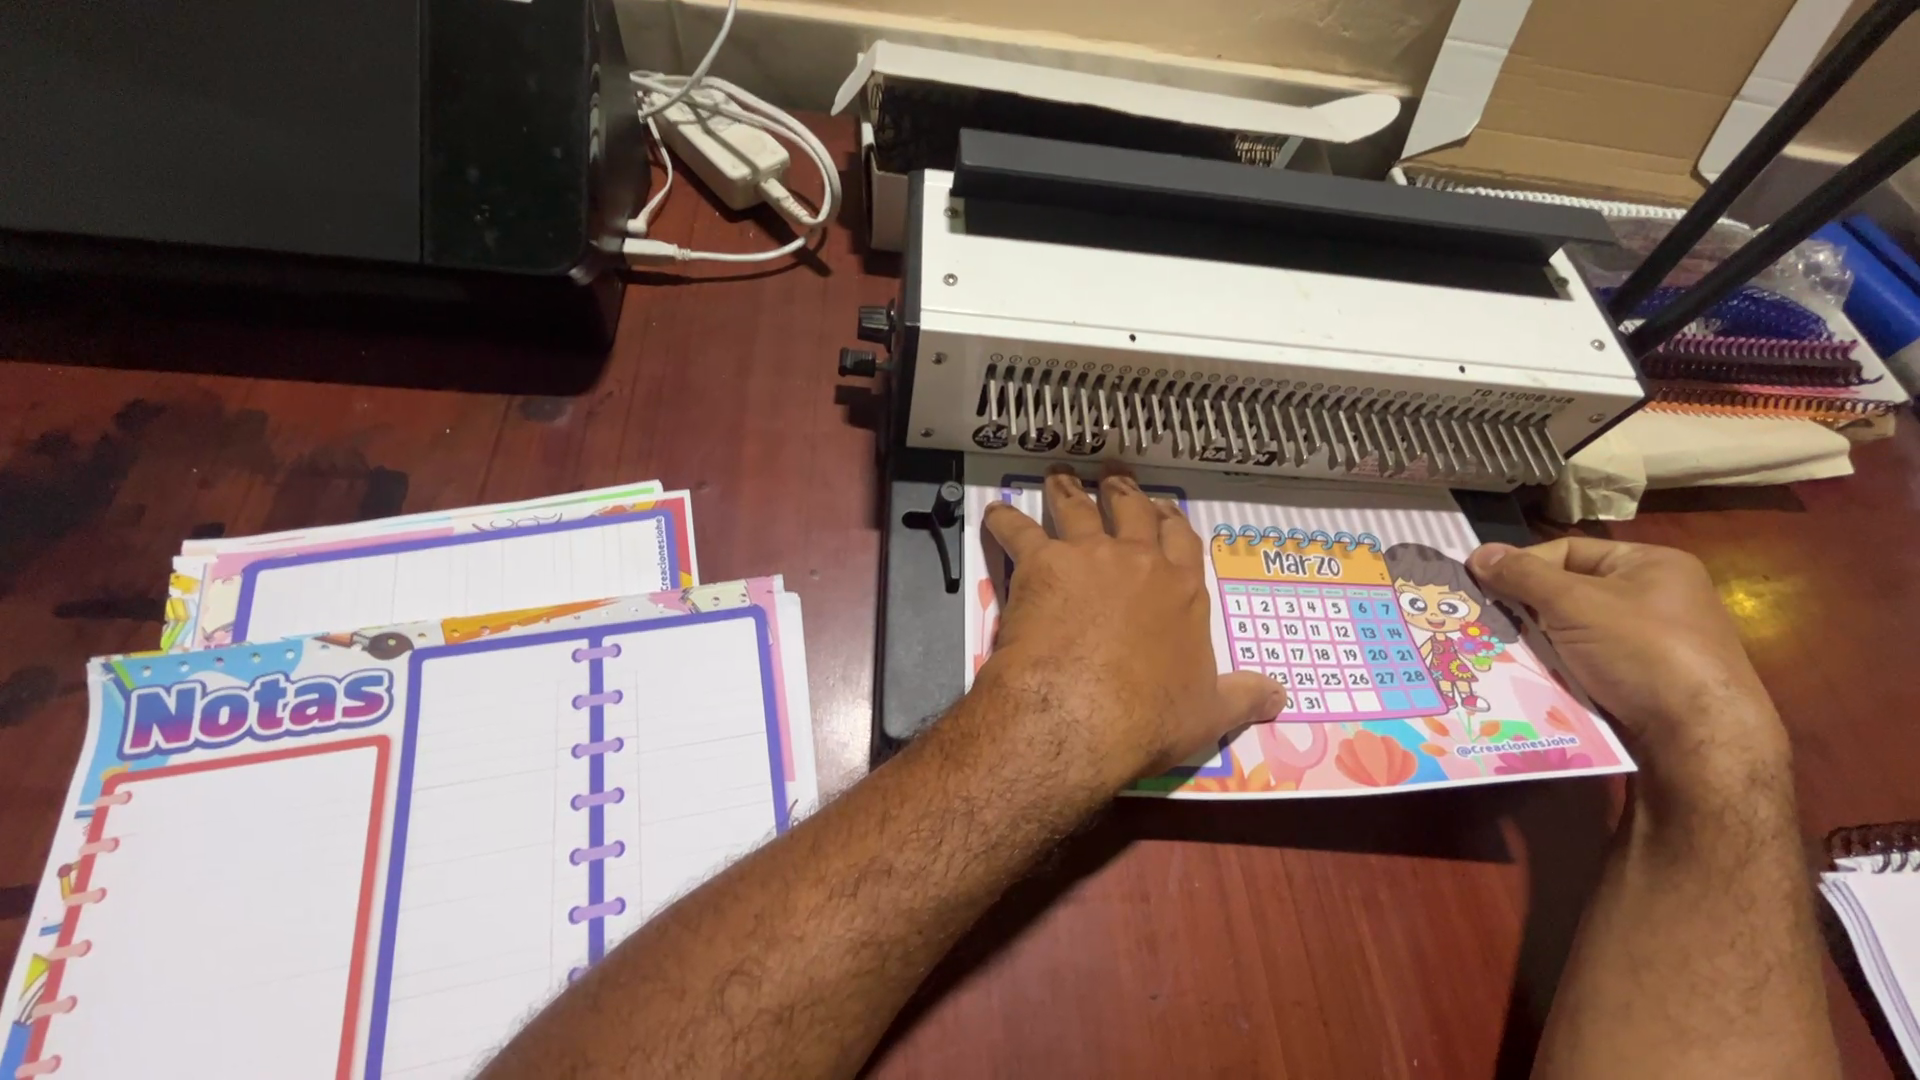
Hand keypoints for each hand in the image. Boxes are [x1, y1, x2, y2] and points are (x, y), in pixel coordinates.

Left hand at [976, 466, 1284, 787]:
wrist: (1083, 712)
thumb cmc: (1150, 717)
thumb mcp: (1209, 714)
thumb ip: (1243, 698)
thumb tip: (1279, 696)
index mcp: (1183, 591)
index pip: (1183, 541)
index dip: (1172, 522)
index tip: (1163, 509)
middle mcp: (1140, 562)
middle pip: (1133, 511)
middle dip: (1123, 490)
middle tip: (1113, 476)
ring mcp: (1089, 557)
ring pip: (1077, 508)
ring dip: (1066, 489)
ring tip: (1058, 476)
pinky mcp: (1042, 563)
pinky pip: (1018, 530)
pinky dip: (1005, 520)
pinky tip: (996, 513)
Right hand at [1466, 538, 1787, 772]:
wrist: (1697, 734)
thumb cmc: (1641, 650)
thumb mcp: (1575, 603)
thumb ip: (1523, 575)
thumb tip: (1478, 553)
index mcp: (1650, 564)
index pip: (1566, 550)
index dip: (1522, 565)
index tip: (1482, 586)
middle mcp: (1651, 596)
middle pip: (1564, 590)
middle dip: (1523, 606)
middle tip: (1484, 619)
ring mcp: (1646, 638)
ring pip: (1567, 628)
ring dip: (1534, 639)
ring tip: (1496, 649)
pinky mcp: (1636, 676)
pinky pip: (1579, 658)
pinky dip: (1552, 664)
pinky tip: (1526, 673)